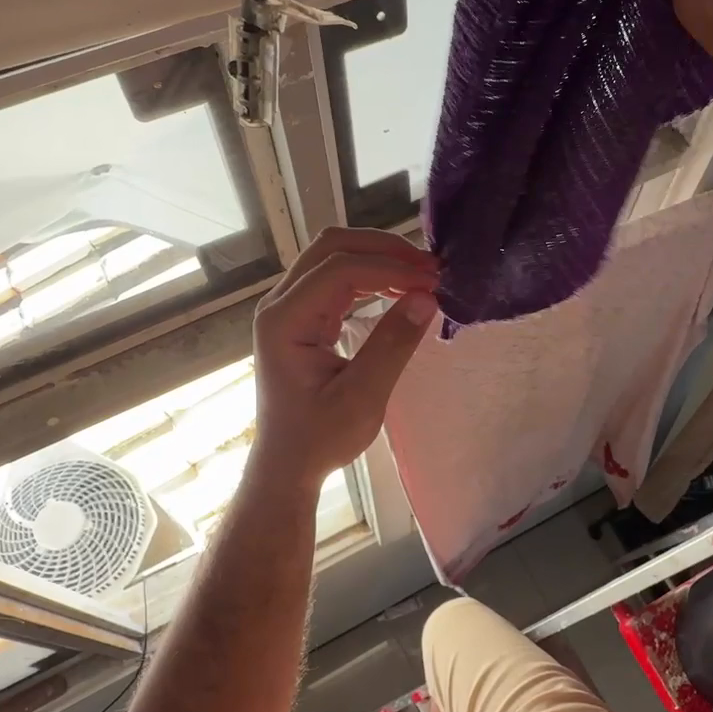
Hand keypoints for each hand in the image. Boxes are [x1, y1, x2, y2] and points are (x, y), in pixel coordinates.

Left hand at [248, 228, 438, 486]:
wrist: (288, 463)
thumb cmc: (319, 438)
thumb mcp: (361, 398)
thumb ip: (391, 346)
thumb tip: (427, 297)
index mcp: (284, 320)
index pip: (339, 269)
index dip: (389, 267)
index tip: (432, 282)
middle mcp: (280, 304)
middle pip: (331, 248)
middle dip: (384, 250)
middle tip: (431, 269)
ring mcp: (288, 308)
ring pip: (333, 257)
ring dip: (379, 259)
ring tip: (422, 277)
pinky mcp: (302, 317)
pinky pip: (336, 279)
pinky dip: (371, 276)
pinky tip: (400, 290)